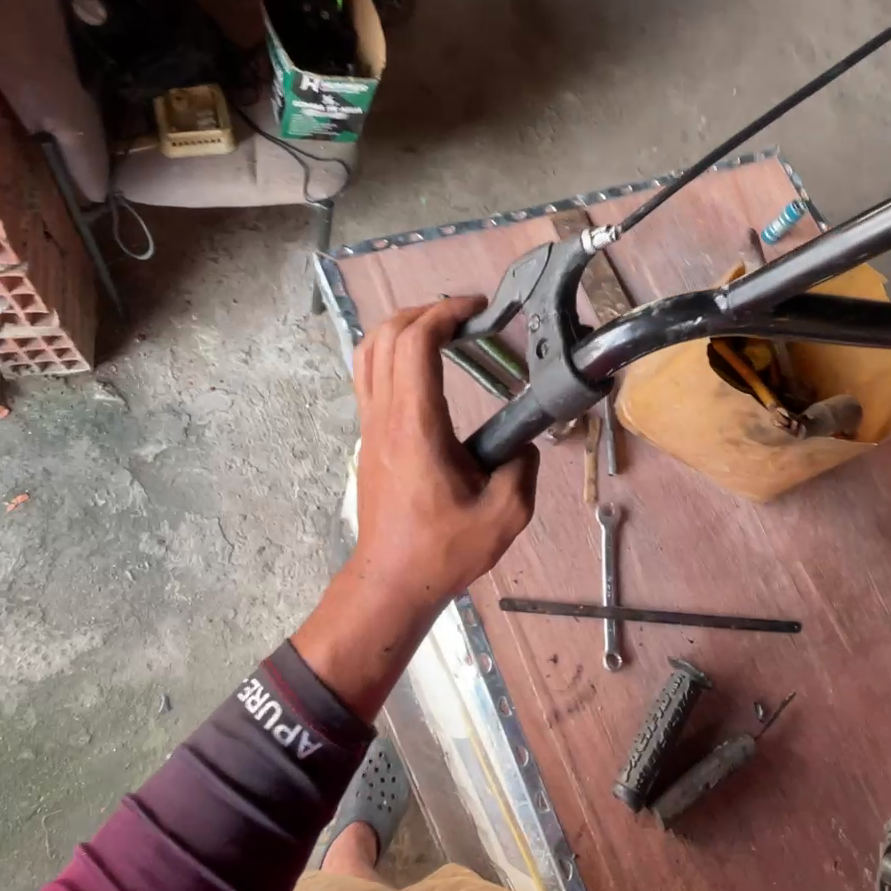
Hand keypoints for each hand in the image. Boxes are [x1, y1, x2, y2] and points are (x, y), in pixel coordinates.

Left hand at [294, 297, 539, 718]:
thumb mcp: (504, 516)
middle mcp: (385, 416)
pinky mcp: (367, 437)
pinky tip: (421, 367)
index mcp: (415, 426)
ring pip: (367, 352)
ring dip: (401, 328)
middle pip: (384, 336)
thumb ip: (523, 468)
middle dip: (424, 312)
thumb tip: (521, 445)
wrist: (390, 581)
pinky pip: (368, 375)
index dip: (444, 313)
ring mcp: (369, 425)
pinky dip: (390, 352)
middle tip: (463, 316)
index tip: (477, 309)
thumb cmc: (441, 551)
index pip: (415, 344)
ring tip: (440, 330)